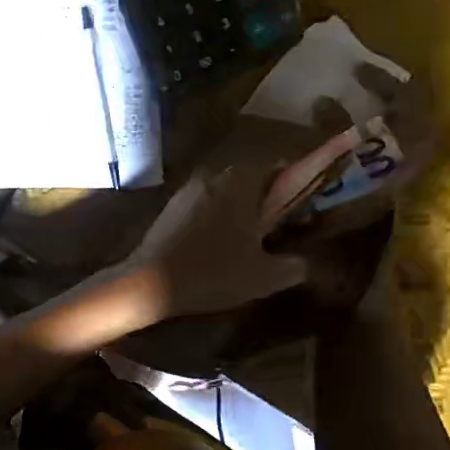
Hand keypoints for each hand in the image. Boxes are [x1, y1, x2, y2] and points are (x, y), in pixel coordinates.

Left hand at [120, 154, 314, 319]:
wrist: (147, 282)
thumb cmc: (211, 273)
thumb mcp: (264, 277)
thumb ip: (293, 266)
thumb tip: (302, 262)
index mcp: (240, 183)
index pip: (275, 167)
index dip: (291, 186)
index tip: (297, 211)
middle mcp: (212, 177)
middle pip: (248, 180)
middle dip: (263, 200)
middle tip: (273, 230)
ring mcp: (185, 191)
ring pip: (222, 194)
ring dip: (235, 211)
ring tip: (243, 242)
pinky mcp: (167, 208)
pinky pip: (200, 206)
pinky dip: (212, 220)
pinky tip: (213, 247)